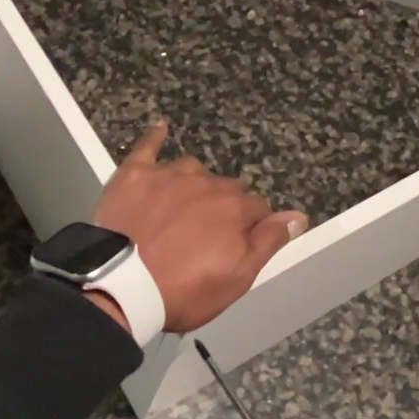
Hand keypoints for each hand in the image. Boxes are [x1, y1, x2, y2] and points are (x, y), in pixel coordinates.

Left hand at [91, 119, 305, 333]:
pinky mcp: (135, 175)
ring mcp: (169, 176)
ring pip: (192, 170)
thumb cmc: (183, 291)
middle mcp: (207, 184)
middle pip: (226, 188)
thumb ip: (268, 242)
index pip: (258, 209)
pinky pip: (148, 147)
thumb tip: (297, 216)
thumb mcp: (236, 278)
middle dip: (223, 206)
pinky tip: (161, 127)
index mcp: (235, 209)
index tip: (238, 244)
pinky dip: (155, 137)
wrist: (121, 288)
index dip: (251, 227)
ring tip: (182, 207)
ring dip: (195, 183)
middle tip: (206, 234)